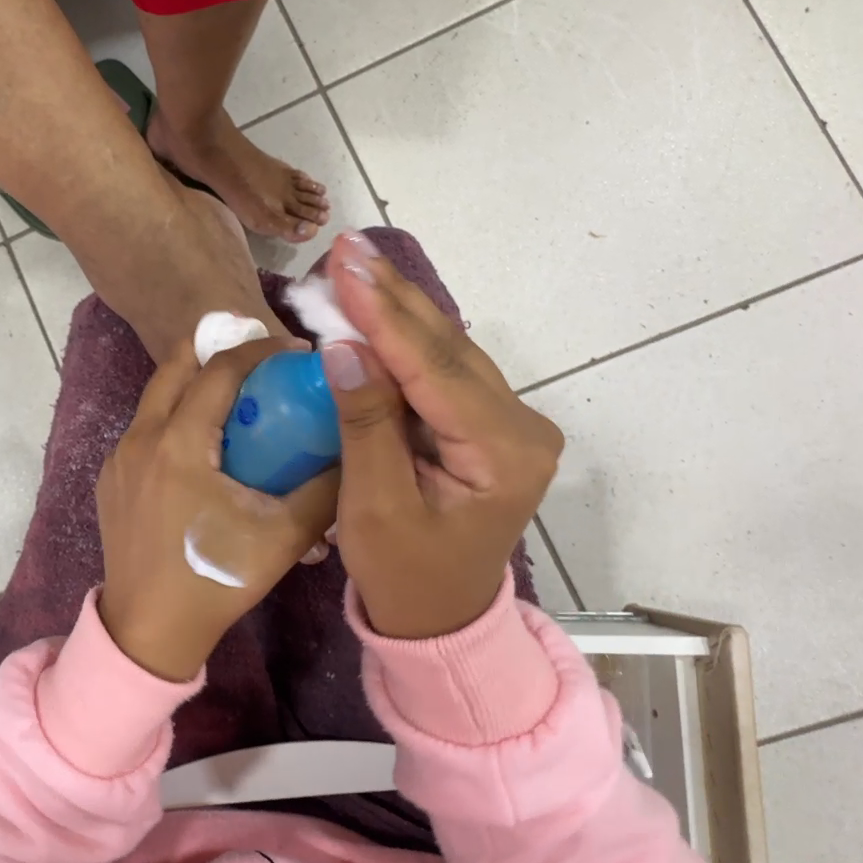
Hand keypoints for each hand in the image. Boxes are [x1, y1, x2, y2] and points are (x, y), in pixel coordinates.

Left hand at [96, 338, 338, 681]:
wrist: (149, 627)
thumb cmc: (216, 580)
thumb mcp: (284, 535)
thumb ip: (325, 487)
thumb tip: (355, 448)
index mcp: (178, 443)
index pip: (219, 370)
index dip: (260, 350)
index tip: (295, 350)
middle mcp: (139, 438)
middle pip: (175, 367)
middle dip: (217, 352)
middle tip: (261, 363)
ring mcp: (117, 459)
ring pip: (154, 397)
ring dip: (192, 384)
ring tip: (237, 400)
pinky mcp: (109, 479)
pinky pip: (143, 429)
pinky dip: (173, 417)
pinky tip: (204, 444)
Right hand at [318, 231, 564, 639]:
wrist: (439, 616)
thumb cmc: (403, 573)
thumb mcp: (373, 507)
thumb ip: (364, 426)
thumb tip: (345, 350)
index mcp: (503, 452)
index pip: (435, 369)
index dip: (385, 316)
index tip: (346, 267)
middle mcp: (517, 425)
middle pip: (445, 347)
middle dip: (390, 296)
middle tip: (344, 247)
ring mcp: (503, 422)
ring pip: (443, 351)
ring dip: (392, 309)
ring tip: (351, 265)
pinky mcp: (481, 423)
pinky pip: (436, 371)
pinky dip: (398, 339)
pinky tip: (369, 307)